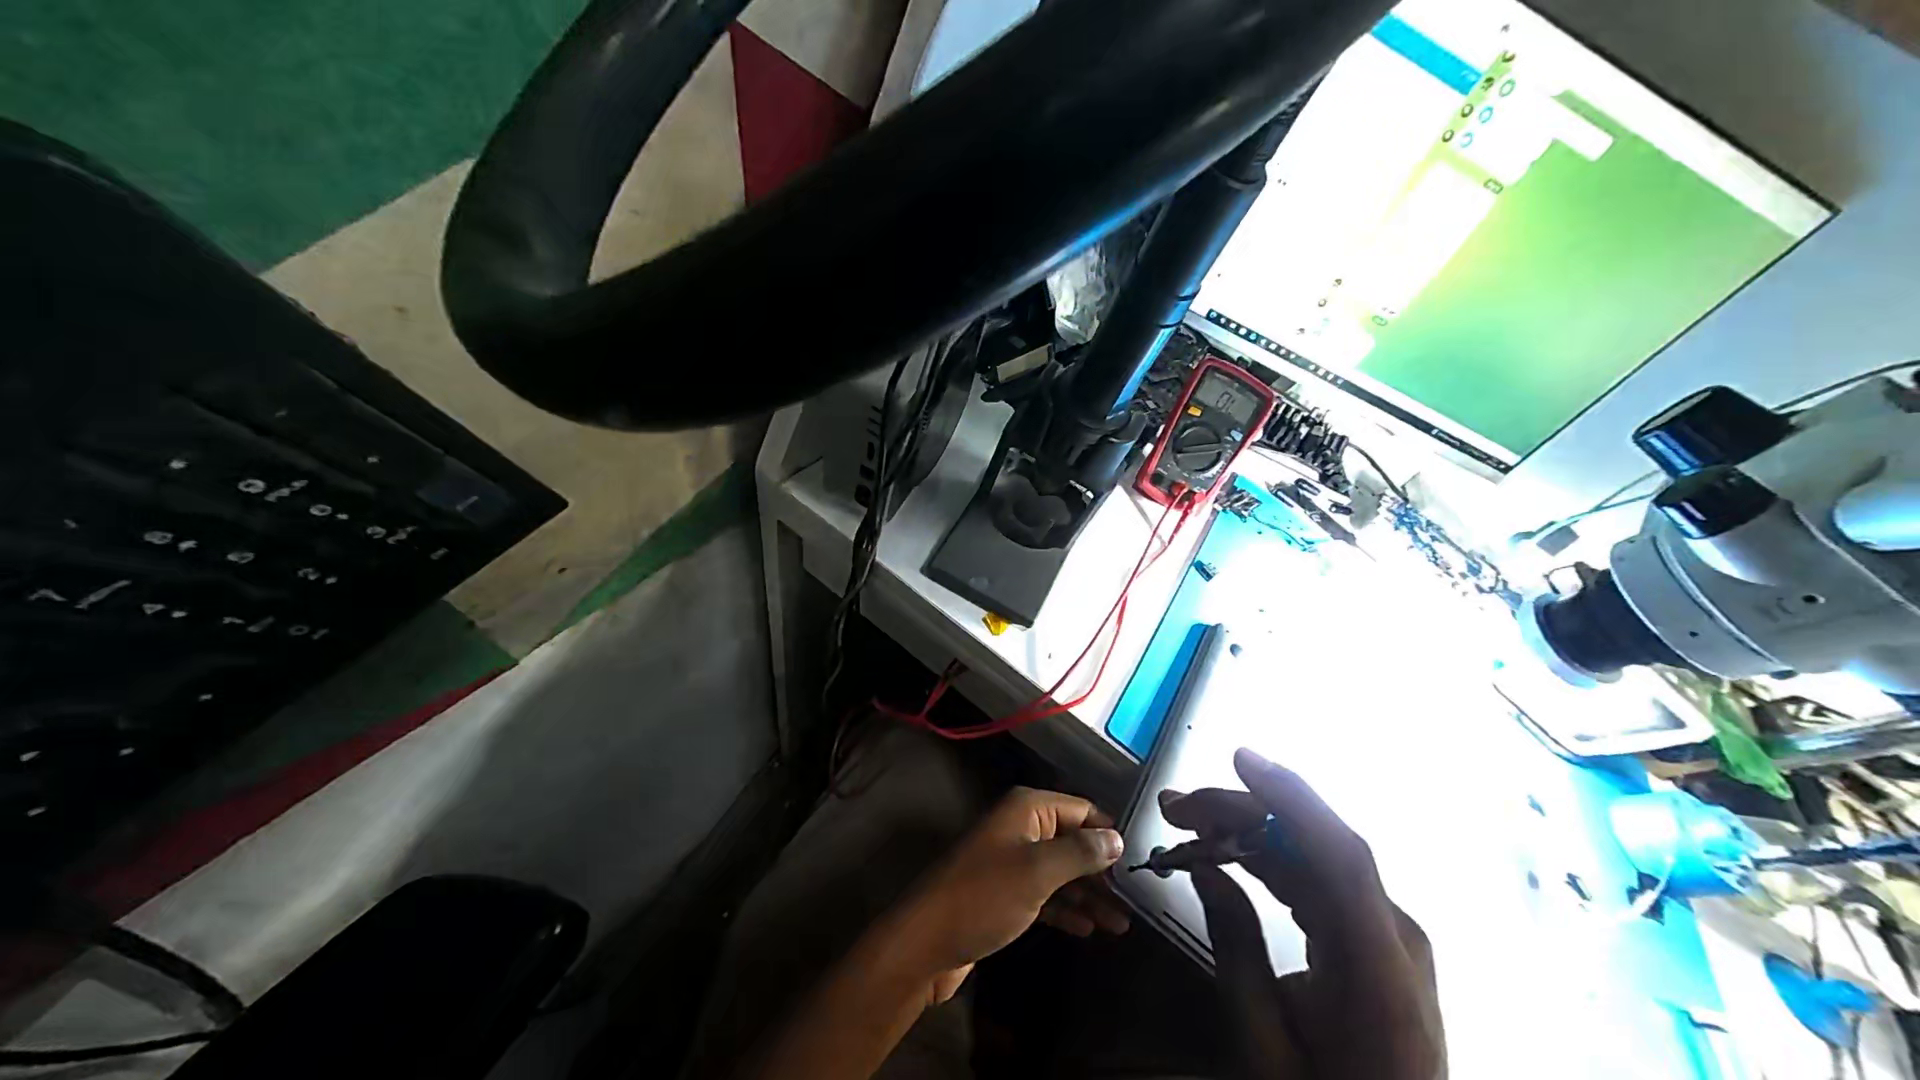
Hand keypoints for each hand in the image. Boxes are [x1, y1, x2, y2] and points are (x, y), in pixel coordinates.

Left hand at [893, 787, 1130, 1001]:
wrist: (926, 941)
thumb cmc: (983, 897)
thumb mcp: (1037, 871)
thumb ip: (1080, 852)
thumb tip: (1116, 838)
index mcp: (1026, 810)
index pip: (1080, 810)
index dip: (1109, 833)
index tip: (1139, 861)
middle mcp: (1019, 828)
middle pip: (1073, 842)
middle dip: (1102, 870)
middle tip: (1135, 901)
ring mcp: (1011, 862)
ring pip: (1061, 872)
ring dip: (1089, 895)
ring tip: (1121, 924)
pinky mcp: (1004, 894)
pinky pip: (1045, 895)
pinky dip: (1066, 909)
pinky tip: (1089, 928)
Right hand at [1161, 749, 1443, 1079]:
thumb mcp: (1263, 1041)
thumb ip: (1234, 947)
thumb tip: (1205, 869)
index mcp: (1376, 969)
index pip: (1340, 858)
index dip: (1292, 798)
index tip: (1241, 759)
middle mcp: (1393, 935)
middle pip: (1317, 846)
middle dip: (1243, 812)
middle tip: (1175, 807)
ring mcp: (1388, 933)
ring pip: (1314, 855)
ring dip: (1250, 830)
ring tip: (1188, 820)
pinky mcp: (1374, 935)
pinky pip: (1319, 877)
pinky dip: (1270, 856)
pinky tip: (1229, 850)